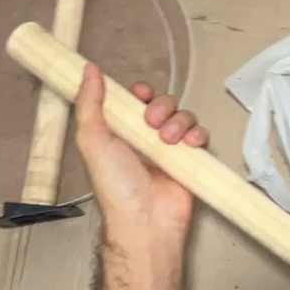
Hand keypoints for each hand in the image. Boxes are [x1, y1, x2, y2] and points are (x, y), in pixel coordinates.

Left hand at [74, 64, 209, 247]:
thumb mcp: (92, 140)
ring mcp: (169, 150)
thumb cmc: (115, 184)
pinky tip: (190, 144)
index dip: (141, 93)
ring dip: (179, 121)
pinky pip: (200, 136)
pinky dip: (198, 135)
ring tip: (168, 141)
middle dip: (161, 107)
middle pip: (163, 104)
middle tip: (152, 124)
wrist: (145, 220)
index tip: (141, 95)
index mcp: (121, 131)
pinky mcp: (190, 161)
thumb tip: (89, 69)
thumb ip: (89, 103)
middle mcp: (145, 138)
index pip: (136, 100)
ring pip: (183, 117)